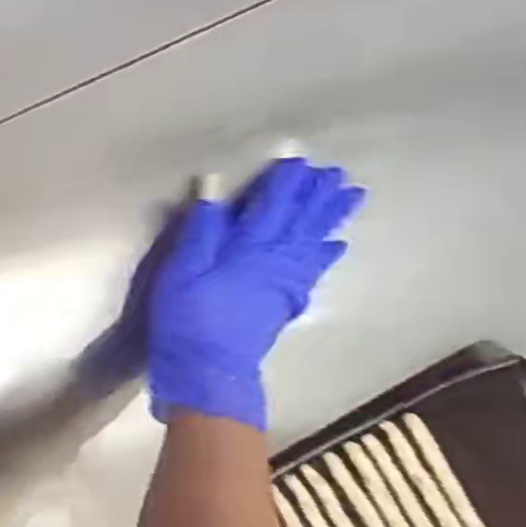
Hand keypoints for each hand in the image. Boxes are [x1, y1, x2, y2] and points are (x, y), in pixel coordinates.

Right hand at [147, 158, 365, 429]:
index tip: (292, 159)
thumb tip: (210, 193)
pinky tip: (334, 245)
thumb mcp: (177, 271)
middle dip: (315, 193)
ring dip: (332, 215)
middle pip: (303, 217)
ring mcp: (288, 280)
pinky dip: (327, 252)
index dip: (282, 180)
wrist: (207, 367)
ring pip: (317, 238)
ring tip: (348, 194)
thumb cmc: (183, 316)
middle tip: (330, 172)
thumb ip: (197, 231)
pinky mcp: (288, 300)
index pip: (272, 203)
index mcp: (248, 246)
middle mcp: (277, 258)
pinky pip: (315, 268)